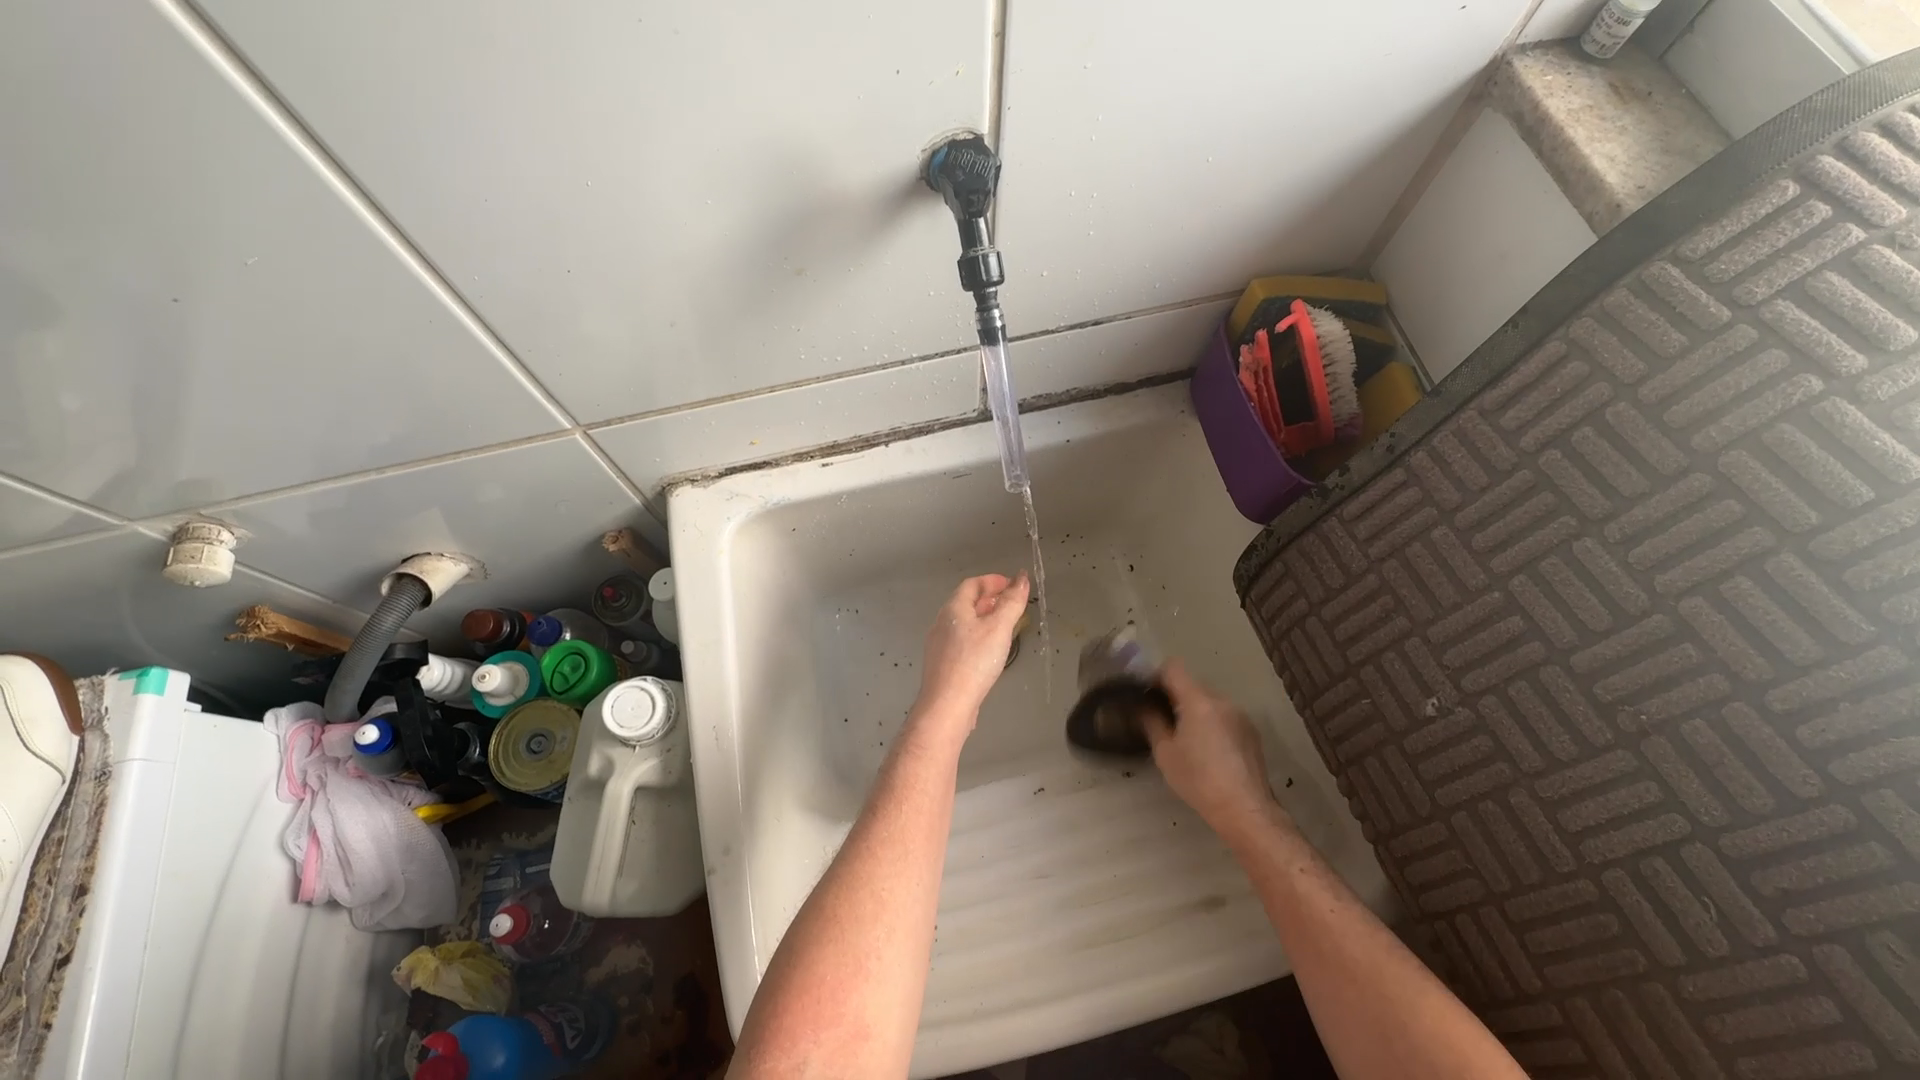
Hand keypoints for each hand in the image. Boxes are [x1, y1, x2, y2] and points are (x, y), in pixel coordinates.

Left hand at [913, 573, 1030, 732]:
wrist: (948, 704)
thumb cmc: (974, 661)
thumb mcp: (998, 628)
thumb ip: (1011, 602)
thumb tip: (1021, 578)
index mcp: (953, 609)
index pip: (972, 584)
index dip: (992, 581)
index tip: (1011, 584)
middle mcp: (942, 623)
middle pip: (965, 602)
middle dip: (989, 599)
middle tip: (1010, 603)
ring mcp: (939, 645)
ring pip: (963, 623)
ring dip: (983, 618)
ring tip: (1003, 626)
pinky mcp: (942, 664)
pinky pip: (961, 641)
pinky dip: (977, 636)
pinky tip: (988, 651)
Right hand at [1144, 660, 1284, 839]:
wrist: (1244, 808)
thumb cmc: (1198, 780)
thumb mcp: (1165, 753)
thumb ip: (1152, 722)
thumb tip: (1142, 706)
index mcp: (1198, 701)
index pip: (1173, 668)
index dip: (1155, 676)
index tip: (1145, 694)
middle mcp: (1222, 701)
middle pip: (1192, 684)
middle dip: (1174, 696)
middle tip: (1159, 720)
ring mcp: (1240, 715)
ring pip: (1209, 701)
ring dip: (1193, 710)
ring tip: (1184, 738)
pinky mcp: (1251, 731)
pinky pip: (1223, 715)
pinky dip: (1211, 722)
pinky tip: (1207, 750)